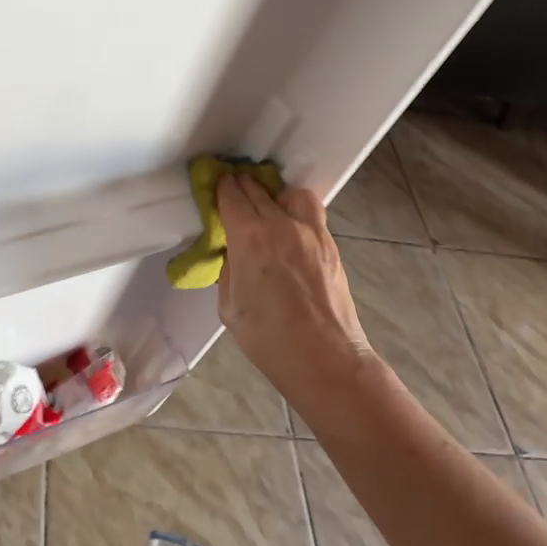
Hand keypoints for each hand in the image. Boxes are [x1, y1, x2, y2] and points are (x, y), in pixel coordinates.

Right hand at [216, 174, 374, 391]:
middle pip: (257, 189)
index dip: (220, 189)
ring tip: (270, 210)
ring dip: (275, 195)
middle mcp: (279, 224)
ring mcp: (310, 231)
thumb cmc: (268, 338)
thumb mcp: (229, 306)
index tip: (216, 189)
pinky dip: (297, 212)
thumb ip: (230, 270)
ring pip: (290, 194)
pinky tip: (291, 231)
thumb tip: (236, 254)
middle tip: (234, 194)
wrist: (324, 358)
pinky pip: (311, 213)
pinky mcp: (330, 244)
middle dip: (242, 188)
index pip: (230, 195)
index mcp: (248, 237)